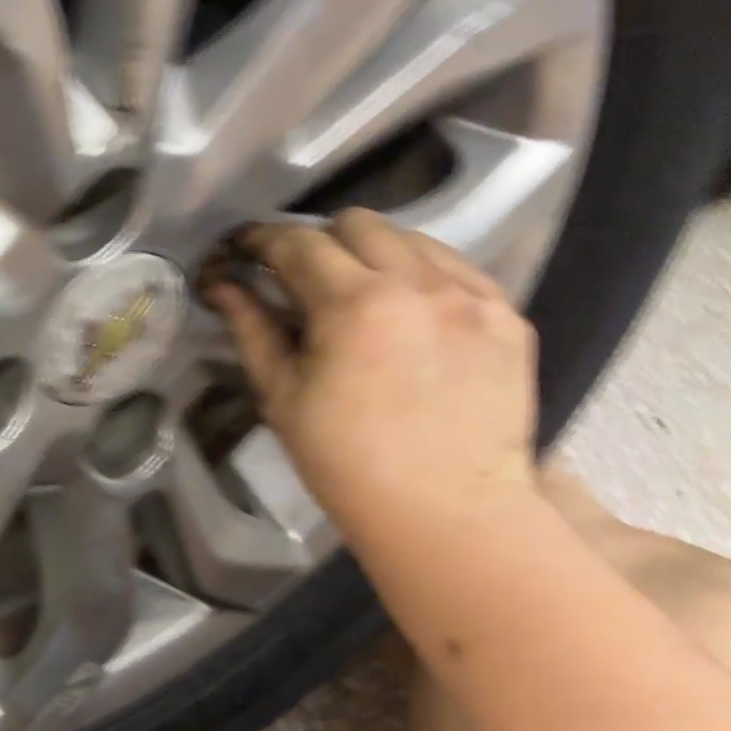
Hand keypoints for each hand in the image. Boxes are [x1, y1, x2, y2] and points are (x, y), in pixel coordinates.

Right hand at [201, 209, 540, 539]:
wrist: (445, 505)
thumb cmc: (342, 459)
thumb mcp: (281, 394)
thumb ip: (252, 329)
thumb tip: (224, 287)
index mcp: (355, 305)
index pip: (300, 245)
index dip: (262, 240)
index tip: (242, 248)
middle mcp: (420, 284)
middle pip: (360, 224)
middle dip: (318, 241)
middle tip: (297, 277)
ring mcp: (473, 296)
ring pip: (413, 239)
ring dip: (371, 254)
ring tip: (354, 294)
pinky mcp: (507, 315)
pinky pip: (456, 269)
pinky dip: (419, 276)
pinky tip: (403, 314)